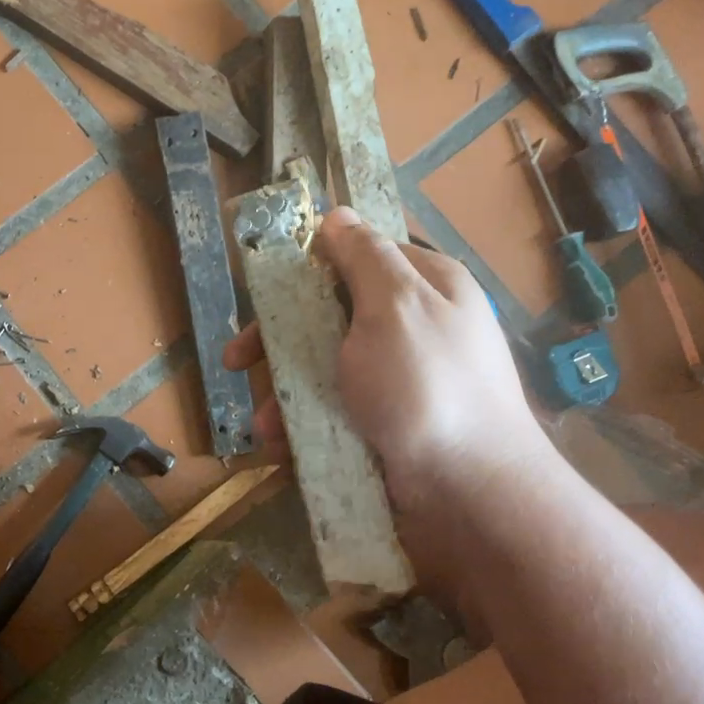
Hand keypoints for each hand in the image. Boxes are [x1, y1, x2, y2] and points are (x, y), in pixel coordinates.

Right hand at [223, 207, 557, 561]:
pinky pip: (330, 414)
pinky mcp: (383, 425)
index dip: (304, 274)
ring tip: (266, 428)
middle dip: (277, 344)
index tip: (260, 297)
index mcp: (423, 286)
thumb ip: (364, 258)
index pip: (354, 259)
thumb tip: (337, 214)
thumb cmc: (426, 387)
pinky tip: (285, 448)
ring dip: (282, 397)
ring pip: (321, 372)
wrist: (467, 489)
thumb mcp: (394, 307)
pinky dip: (302, 428)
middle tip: (236, 364)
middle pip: (327, 318)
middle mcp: (411, 327)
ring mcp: (396, 381)